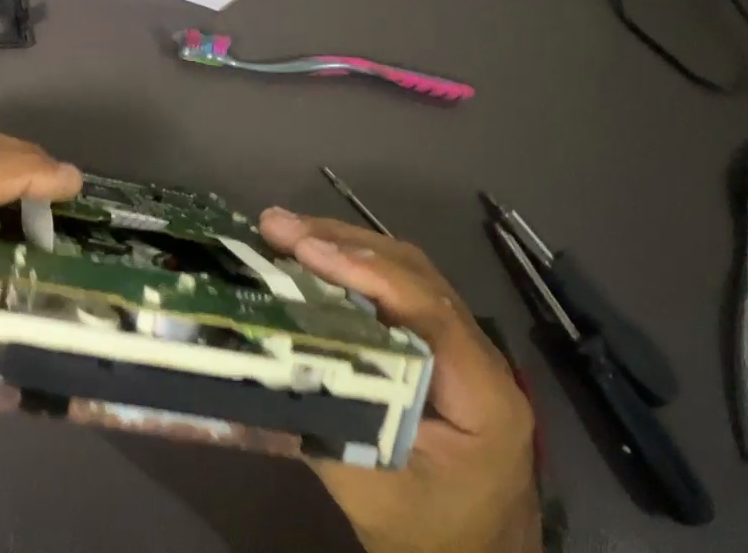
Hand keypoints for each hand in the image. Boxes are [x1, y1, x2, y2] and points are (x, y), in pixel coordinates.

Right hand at [260, 209, 540, 552]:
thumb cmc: (430, 536)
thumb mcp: (375, 496)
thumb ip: (326, 429)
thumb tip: (265, 367)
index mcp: (482, 397)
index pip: (429, 312)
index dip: (367, 273)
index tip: (303, 250)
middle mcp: (480, 360)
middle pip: (418, 277)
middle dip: (345, 243)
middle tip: (276, 225)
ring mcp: (462, 353)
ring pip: (409, 276)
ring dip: (346, 247)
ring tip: (284, 231)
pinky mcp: (439, 355)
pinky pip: (398, 296)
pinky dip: (352, 271)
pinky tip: (310, 263)